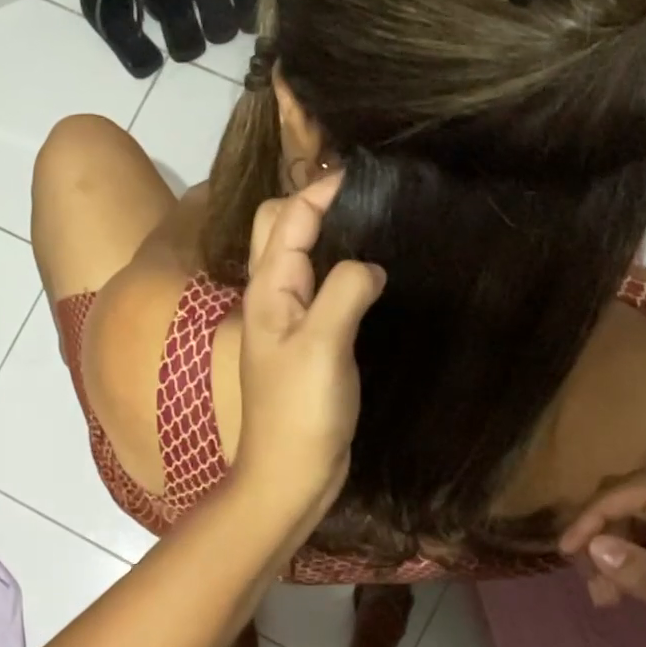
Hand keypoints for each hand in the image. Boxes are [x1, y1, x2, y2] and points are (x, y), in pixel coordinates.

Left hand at [235, 174, 385, 510]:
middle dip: (315, 203)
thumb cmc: (300, 411)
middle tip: (369, 195)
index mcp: (268, 290)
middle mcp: (272, 298)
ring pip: (301, 259)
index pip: (288, 217)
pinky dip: (339, 269)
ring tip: (377, 222)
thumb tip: (368, 263)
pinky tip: (372, 273)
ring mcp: (287, 321)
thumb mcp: (323, 344)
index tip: (371, 172)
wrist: (289, 474)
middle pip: (282, 229)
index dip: (323, 189)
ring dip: (328, 234)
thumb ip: (343, 291)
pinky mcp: (307, 343)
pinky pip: (319, 290)